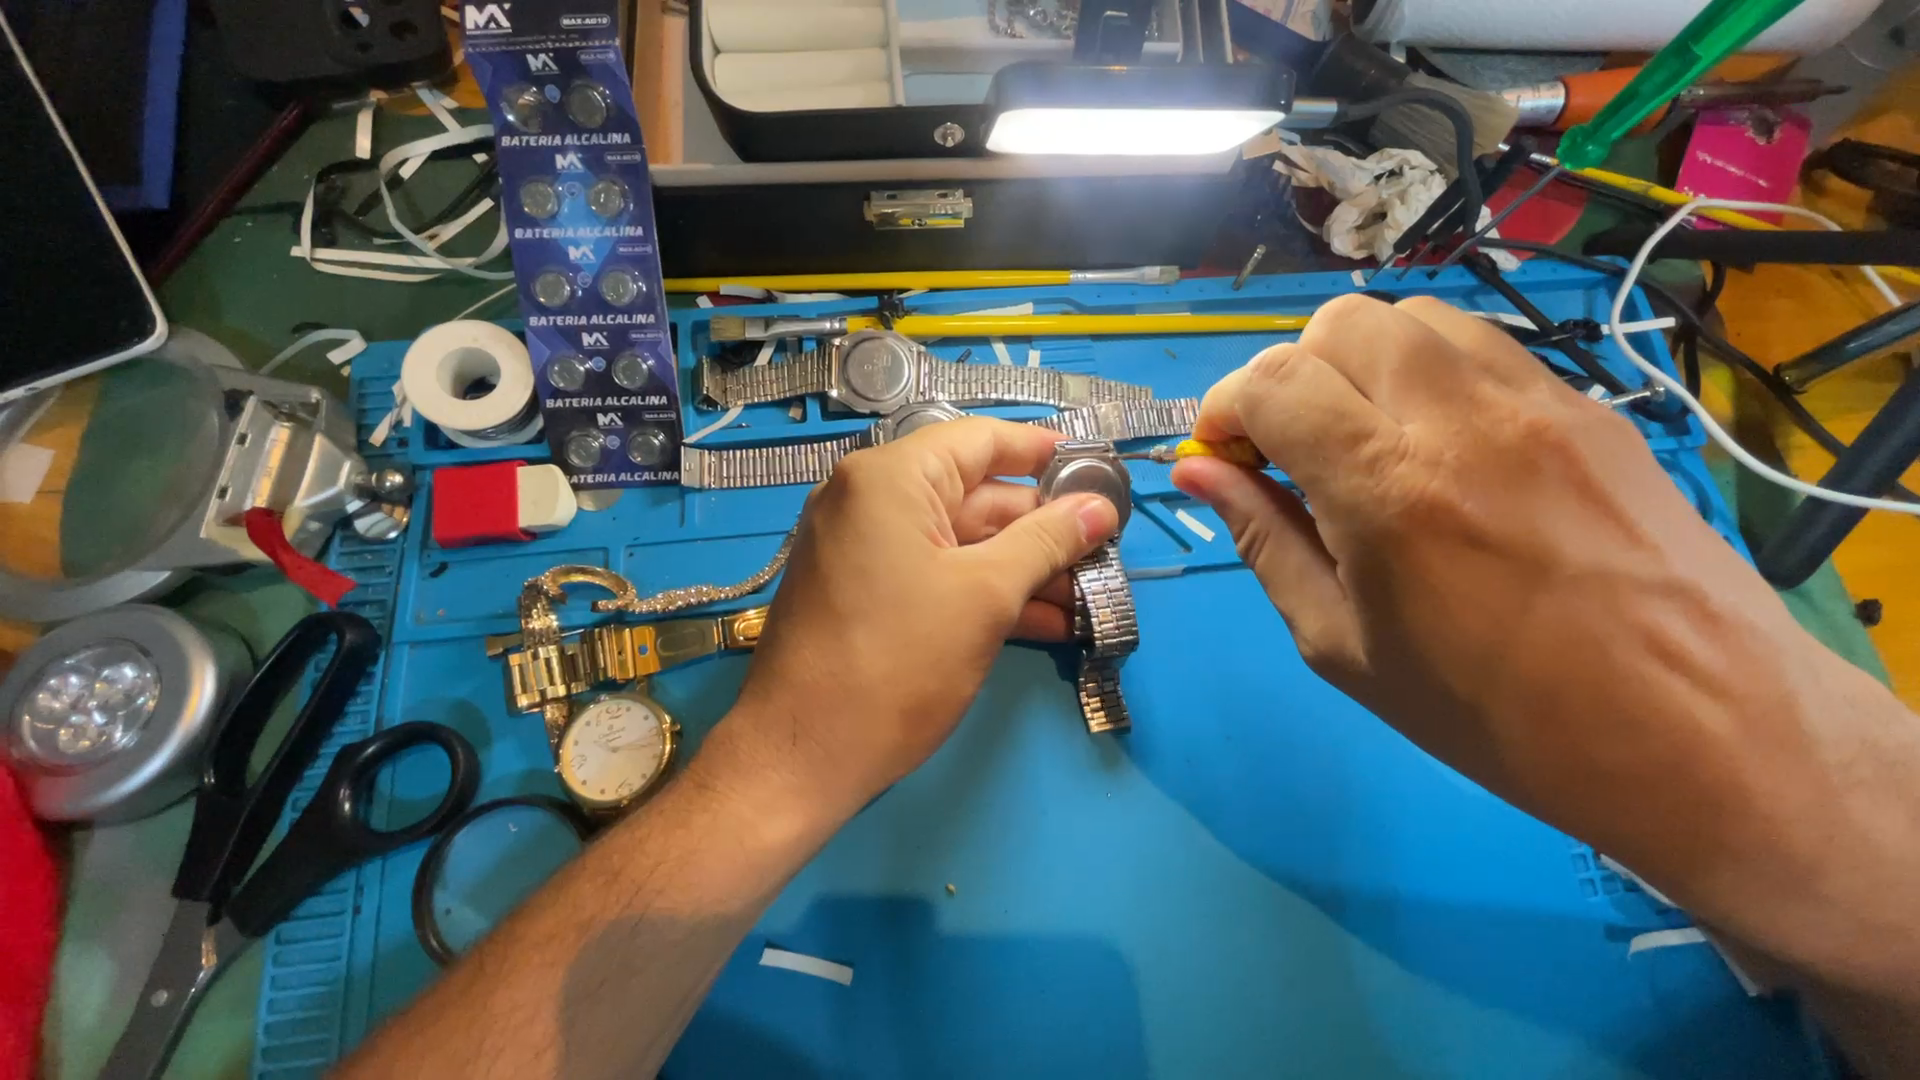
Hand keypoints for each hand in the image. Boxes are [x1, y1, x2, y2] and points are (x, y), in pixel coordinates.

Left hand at [709, 418, 1117, 822]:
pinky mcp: (868, 595)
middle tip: (1106, 551)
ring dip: (1024, 569)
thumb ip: (1047, 541)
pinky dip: (986, 593)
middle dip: (1043, 528)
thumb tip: (1100, 507)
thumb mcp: (985, 596)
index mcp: (891, 478)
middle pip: (976, 495)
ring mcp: (865, 550)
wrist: (802, 758)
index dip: (1043, 453)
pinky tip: (1048, 623)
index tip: (1098, 472)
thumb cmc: (897, 664)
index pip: (981, 441)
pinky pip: (937, 576)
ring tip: (1090, 597)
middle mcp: (871, 500)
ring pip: (961, 543)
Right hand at [1169, 296, 1819, 848]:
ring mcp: (1534, 400)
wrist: (1701, 736)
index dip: (1224, 409)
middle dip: (1285, 377)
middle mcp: (1457, 416)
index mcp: (1385, 486)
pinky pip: (1477, 346)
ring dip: (1354, 364)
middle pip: (1335, 326)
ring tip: (1356, 437)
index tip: (1220, 457)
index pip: (1273, 384)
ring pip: (1408, 318)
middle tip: (1285, 451)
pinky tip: (1428, 441)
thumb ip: (1262, 538)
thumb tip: (1197, 472)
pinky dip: (1421, 370)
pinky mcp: (1585, 407)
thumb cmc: (1491, 712)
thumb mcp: (1341, 644)